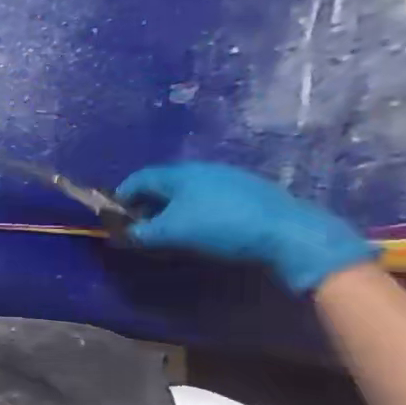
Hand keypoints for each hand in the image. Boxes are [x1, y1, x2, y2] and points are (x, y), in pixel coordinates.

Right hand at [117, 162, 377, 294]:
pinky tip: (204, 231)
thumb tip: (117, 235)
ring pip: (187, 192)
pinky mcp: (249, 192)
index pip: (137, 179)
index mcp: (178, 174)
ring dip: (172, 210)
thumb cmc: (220, 227)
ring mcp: (229, 178)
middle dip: (147, 206)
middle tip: (142, 228)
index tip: (115, 219)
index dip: (121, 198)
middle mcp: (201, 169)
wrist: (290, 234)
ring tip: (171, 233)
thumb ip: (140, 234)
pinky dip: (196, 212)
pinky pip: (210, 198)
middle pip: (162, 185)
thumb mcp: (172, 234)